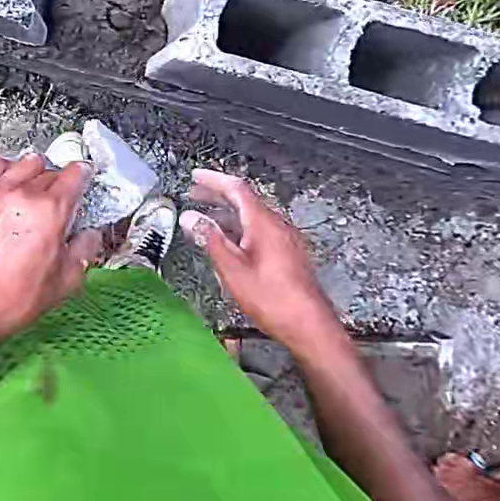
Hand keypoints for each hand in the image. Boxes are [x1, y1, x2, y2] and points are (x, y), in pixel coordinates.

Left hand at [0, 153, 102, 358]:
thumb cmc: (12, 298)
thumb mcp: (66, 280)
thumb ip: (85, 249)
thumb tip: (90, 235)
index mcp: (50, 211)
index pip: (75, 174)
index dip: (84, 176)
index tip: (85, 180)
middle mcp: (23, 195)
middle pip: (52, 170)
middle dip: (61, 183)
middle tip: (63, 202)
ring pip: (26, 163)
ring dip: (36, 173)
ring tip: (38, 190)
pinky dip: (6, 168)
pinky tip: (11, 182)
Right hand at [181, 168, 344, 353]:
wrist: (309, 325)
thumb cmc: (271, 298)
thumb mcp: (232, 268)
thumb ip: (210, 239)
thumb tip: (190, 217)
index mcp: (263, 223)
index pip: (236, 189)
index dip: (213, 179)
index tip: (195, 176)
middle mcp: (277, 225)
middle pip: (245, 200)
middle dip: (218, 194)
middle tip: (195, 193)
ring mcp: (285, 239)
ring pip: (252, 216)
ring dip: (227, 213)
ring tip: (206, 218)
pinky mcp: (287, 253)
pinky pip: (260, 230)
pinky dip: (239, 228)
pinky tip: (229, 242)